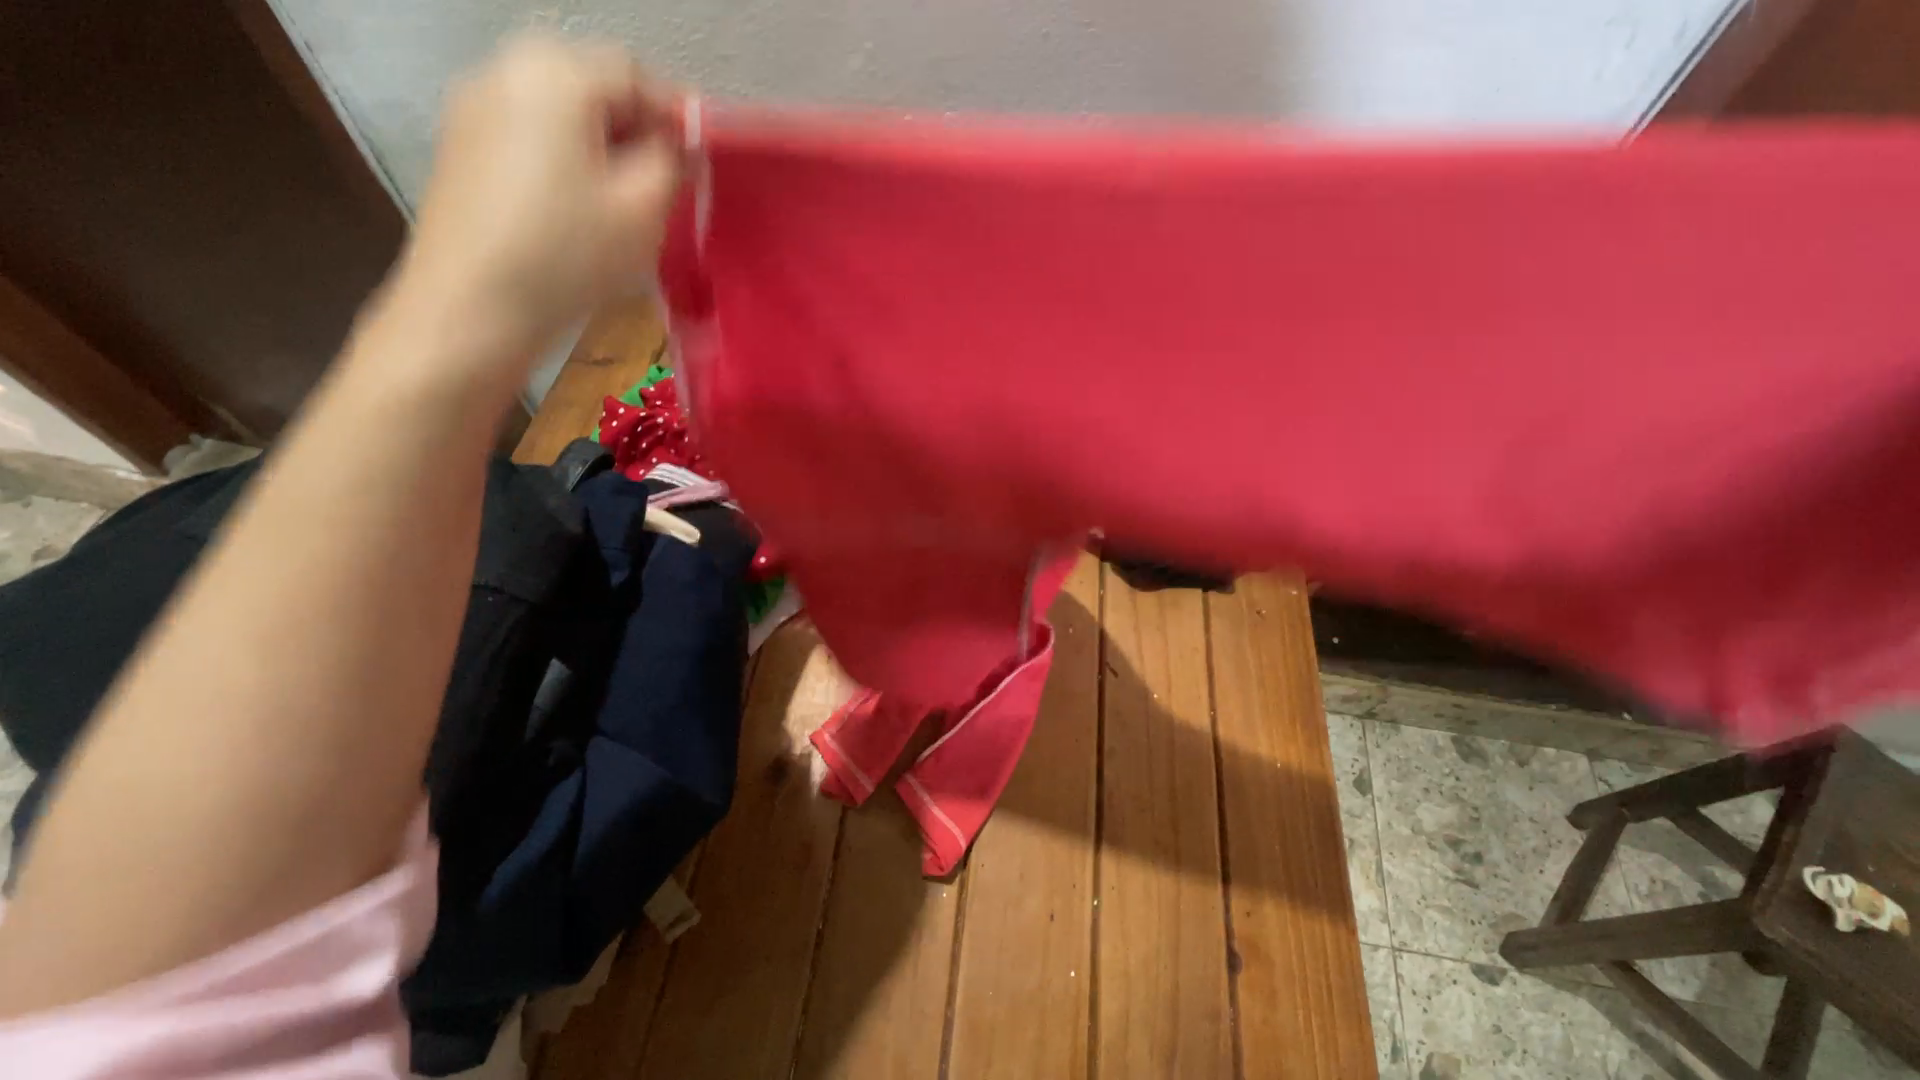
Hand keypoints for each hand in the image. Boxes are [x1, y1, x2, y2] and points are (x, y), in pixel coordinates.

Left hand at [380, 35, 684, 400]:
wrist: (469, 312)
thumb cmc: (566, 256)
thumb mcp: (643, 209)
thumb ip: (673, 161)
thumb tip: (677, 144)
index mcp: (553, 73)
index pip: (635, 75)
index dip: (676, 117)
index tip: (701, 164)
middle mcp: (504, 72)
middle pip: (593, 88)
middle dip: (636, 132)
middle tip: (666, 187)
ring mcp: (473, 110)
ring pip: (560, 116)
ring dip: (602, 150)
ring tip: (625, 208)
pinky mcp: (460, 151)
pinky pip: (530, 140)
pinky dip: (564, 163)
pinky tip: (579, 215)